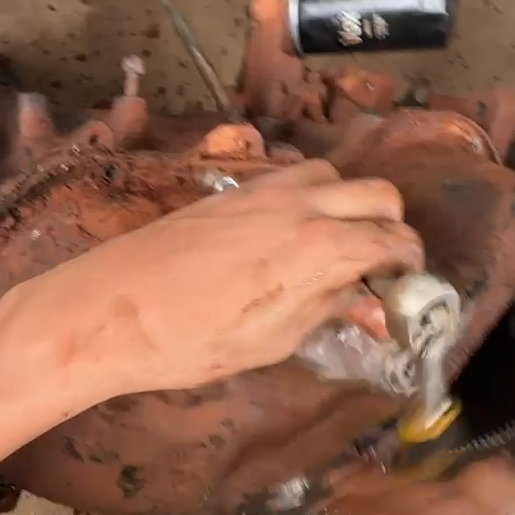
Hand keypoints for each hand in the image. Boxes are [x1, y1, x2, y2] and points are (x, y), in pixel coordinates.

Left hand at [0, 159, 423, 403]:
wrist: (107, 307)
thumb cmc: (188, 341)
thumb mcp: (269, 341)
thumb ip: (326, 311)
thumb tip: (372, 307)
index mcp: (318, 247)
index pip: (392, 239)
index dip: (407, 263)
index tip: (400, 285)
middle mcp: (297, 205)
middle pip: (375, 192)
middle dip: (390, 223)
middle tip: (374, 263)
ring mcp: (259, 191)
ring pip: (329, 173)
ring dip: (346, 201)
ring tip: (331, 244)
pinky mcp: (228, 191)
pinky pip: (286, 176)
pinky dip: (306, 194)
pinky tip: (287, 232)